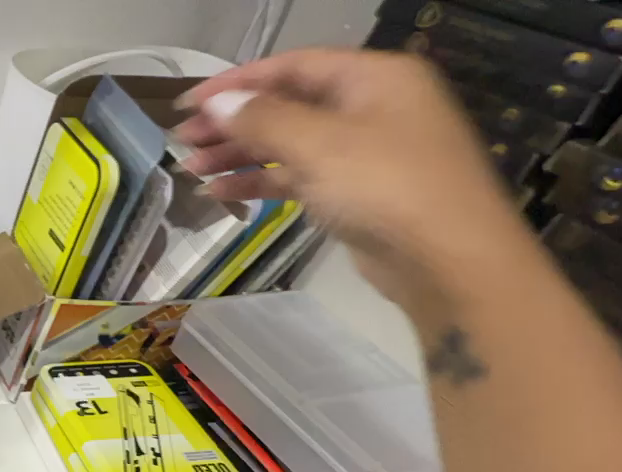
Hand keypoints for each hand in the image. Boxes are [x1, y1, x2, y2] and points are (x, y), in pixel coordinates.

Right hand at [172, 48, 530, 319]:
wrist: (441, 254)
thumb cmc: (386, 187)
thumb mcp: (320, 145)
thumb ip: (264, 121)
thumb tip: (218, 103)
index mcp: (371, 78)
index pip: (291, 67)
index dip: (236, 82)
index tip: (186, 103)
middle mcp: (366, 106)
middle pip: (284, 105)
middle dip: (230, 122)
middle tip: (180, 141)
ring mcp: (357, 151)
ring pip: (284, 143)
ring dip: (236, 154)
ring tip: (189, 170)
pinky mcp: (347, 190)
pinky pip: (292, 177)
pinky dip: (255, 183)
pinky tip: (219, 193)